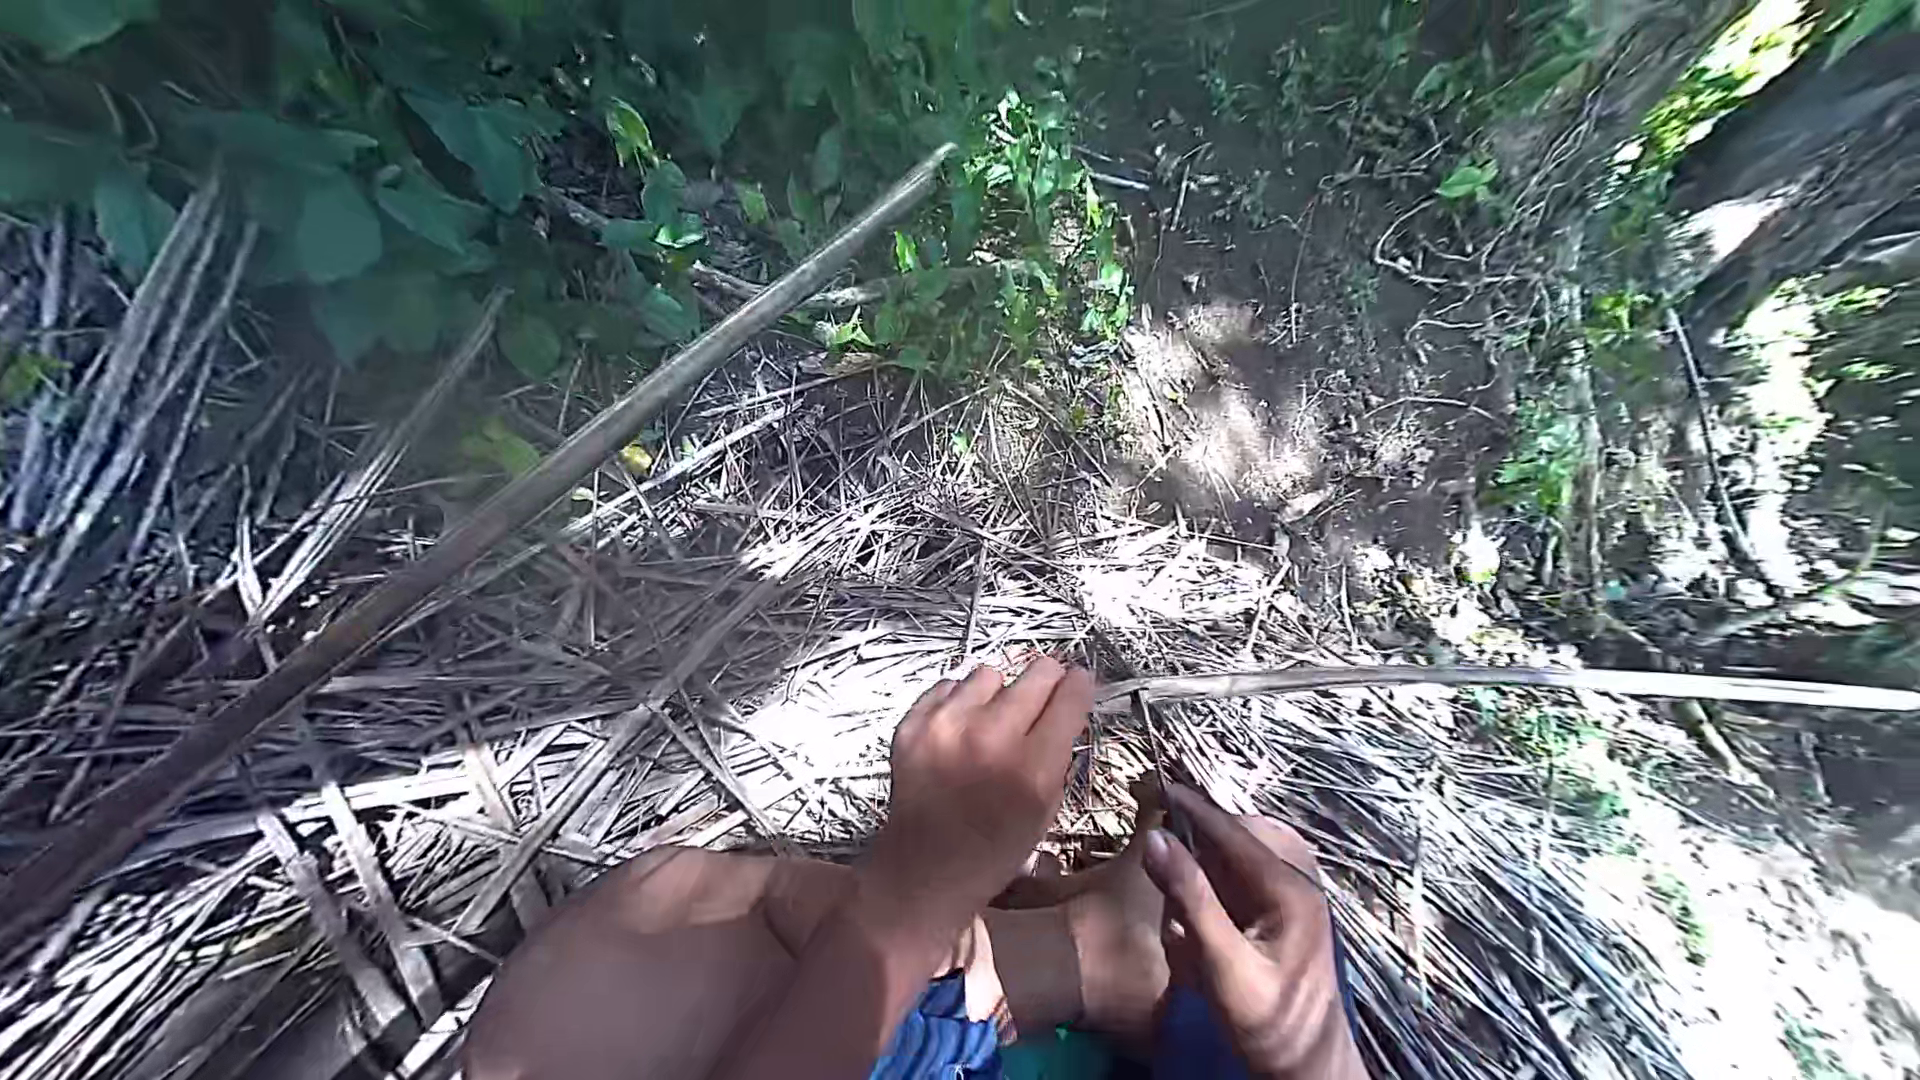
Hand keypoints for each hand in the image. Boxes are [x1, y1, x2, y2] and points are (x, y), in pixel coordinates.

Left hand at [864, 658, 1092, 931]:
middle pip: (1036, 674)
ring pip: (990, 673)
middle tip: (1043, 690)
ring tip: (991, 719)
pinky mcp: (912, 723)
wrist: (923, 871)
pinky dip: (959, 702)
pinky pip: (949, 686)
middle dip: (1047, 679)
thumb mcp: (1046, 808)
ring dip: (998, 691)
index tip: (1079, 679)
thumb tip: (1065, 699)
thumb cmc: (994, 848)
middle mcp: (989, 738)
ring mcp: (945, 727)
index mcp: (1031, 769)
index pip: (1069, 699)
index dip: (1079, 685)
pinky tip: (959, 730)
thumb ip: (1058, 752)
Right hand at [1141, 785, 1363, 1079]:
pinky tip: (1200, 913)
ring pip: (1238, 850)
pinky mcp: (1281, 909)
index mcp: (1291, 890)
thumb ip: (1191, 898)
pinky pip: (1240, 873)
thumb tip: (1155, 837)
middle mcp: (1296, 881)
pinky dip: (1214, 879)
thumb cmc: (1271, 1025)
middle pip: (1239, 832)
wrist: (1310, 1077)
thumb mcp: (1225, 966)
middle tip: (1167, 853)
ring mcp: (1292, 895)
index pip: (1233, 830)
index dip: (1194, 806)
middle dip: (1202, 836)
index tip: (1158, 786)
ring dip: (1207, 859)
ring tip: (1185, 897)